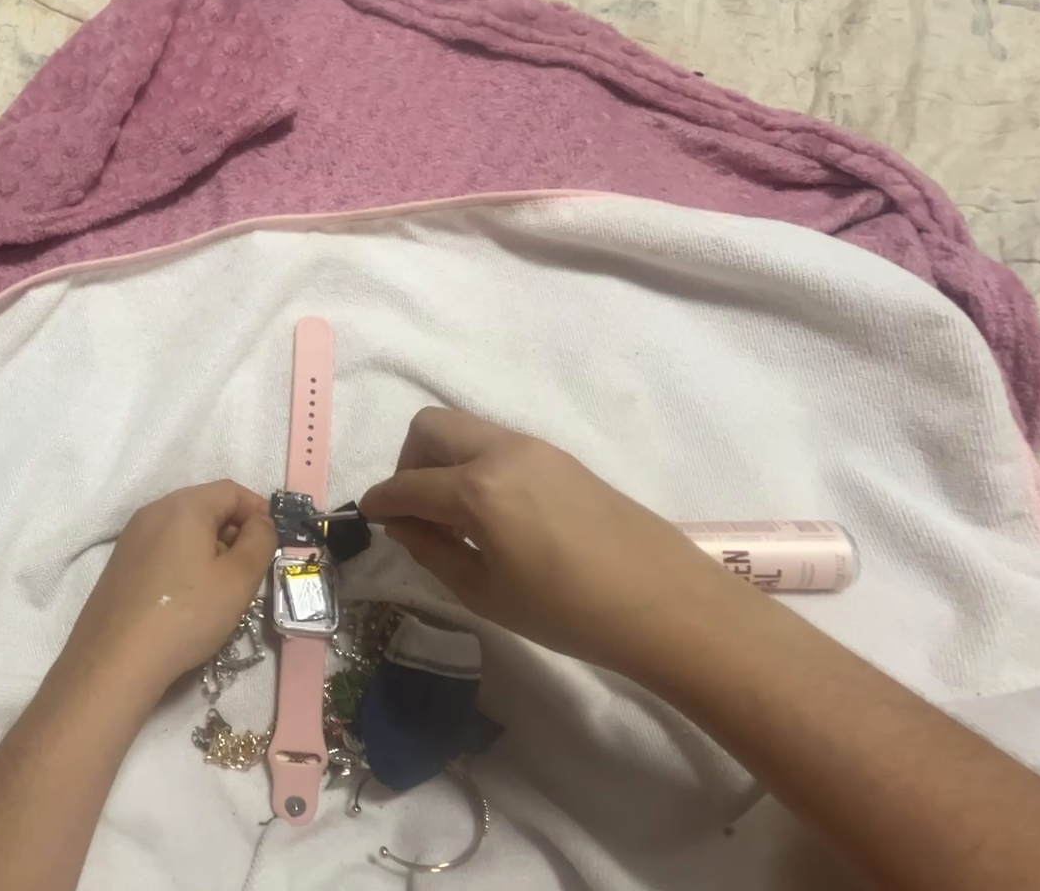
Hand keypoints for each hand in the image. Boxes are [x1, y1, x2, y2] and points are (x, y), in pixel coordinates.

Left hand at [59, 481, 276, 696]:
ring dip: (211, 547)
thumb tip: (260, 522)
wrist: (115, 660)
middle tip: (249, 569)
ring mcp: (132, 536)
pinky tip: (189, 596)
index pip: (231, 490)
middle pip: (206, 506)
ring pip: (184, 528)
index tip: (272, 542)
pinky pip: (164, 546)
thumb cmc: (186, 615)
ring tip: (221, 587)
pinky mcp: (121, 561)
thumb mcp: (239, 579)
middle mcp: (153, 510)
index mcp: (183, 505)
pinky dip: (185, 559)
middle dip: (234, 530)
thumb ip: (260, 540)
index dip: (258, 510)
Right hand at [359, 408, 763, 678]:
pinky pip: (496, 443)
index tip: (369, 515)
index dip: (380, 500)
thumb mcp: (485, 593)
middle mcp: (501, 453)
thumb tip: (402, 525)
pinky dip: (475, 464)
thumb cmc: (570, 613)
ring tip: (457, 517)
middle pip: (429, 427)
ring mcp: (535, 448)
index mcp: (477, 490)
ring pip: (464, 429)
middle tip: (416, 509)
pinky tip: (494, 513)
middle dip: (408, 462)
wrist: (671, 607)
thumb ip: (432, 551)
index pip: (407, 484)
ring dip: (442, 461)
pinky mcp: (560, 456)